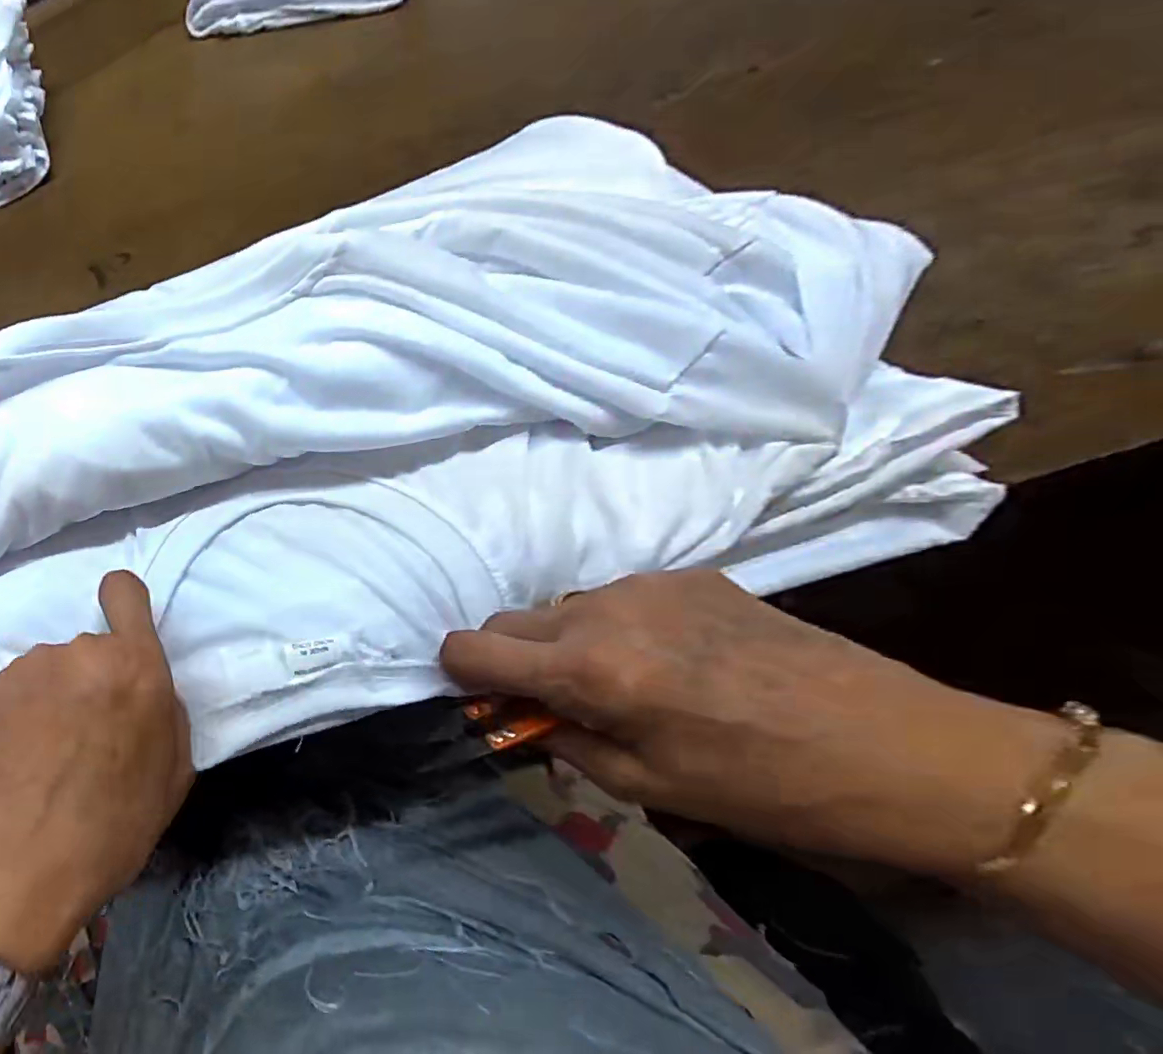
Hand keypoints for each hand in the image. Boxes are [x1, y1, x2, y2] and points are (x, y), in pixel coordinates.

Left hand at [0, 570, 192, 972]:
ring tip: (55, 747)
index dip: (122, 602)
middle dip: (97, 677)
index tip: (119, 626)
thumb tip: (148, 689)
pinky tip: (28, 749)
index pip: (125, 592)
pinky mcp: (2, 682)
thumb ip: (167, 712)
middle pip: (97, 647)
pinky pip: (28, 683)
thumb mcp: (174, 772)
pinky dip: (29, 706)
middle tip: (90, 730)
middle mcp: (89, 650)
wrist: (28, 858)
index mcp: (140, 667)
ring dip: (61, 693)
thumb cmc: (116, 822)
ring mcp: (40, 663)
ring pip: (60, 667)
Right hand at [440, 570, 1066, 877]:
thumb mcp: (647, 785)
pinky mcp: (688, 574)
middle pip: (509, 619)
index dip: (459, 671)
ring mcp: (646, 584)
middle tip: (556, 699)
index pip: (475, 649)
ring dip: (566, 641)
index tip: (476, 694)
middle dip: (512, 658)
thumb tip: (521, 717)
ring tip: (625, 679)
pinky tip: (673, 657)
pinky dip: (617, 626)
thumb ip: (564, 741)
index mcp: (589, 670)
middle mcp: (602, 611)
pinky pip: (617, 597)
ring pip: (563, 606)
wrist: (902, 745)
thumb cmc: (767, 786)